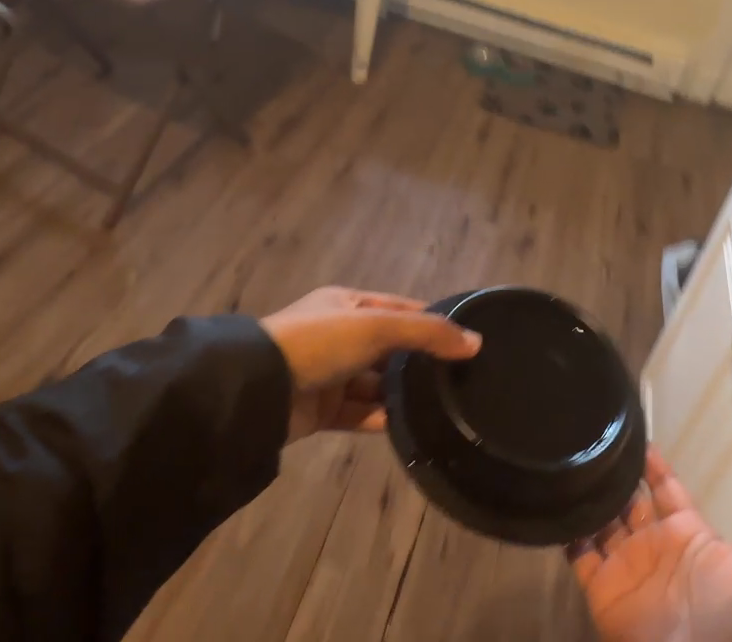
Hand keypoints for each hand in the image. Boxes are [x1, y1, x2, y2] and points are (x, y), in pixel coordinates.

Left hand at [260, 286, 480, 442]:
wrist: (256, 389)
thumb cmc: (319, 342)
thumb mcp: (377, 326)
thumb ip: (427, 333)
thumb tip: (475, 342)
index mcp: (347, 304)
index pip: (400, 308)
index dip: (431, 321)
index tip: (466, 339)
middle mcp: (340, 336)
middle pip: (390, 348)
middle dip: (420, 361)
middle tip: (461, 378)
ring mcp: (330, 374)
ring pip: (376, 383)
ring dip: (402, 393)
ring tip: (442, 405)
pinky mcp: (323, 410)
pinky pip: (361, 413)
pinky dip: (383, 418)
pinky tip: (412, 426)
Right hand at [570, 446, 731, 641]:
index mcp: (690, 533)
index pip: (666, 487)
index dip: (651, 463)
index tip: (631, 432)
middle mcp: (654, 545)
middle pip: (628, 500)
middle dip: (614, 476)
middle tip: (594, 440)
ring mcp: (626, 567)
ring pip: (600, 521)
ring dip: (590, 496)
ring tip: (572, 462)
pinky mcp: (601, 590)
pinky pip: (577, 553)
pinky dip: (567, 529)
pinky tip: (558, 500)